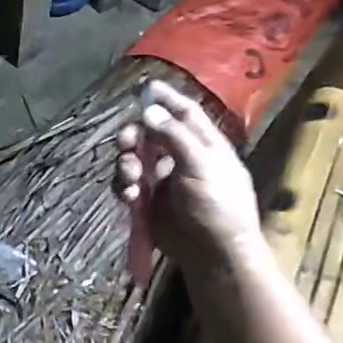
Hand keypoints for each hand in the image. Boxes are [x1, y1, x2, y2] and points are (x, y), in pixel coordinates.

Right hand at [115, 80, 262, 270]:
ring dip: (126, 164)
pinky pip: (127, 185)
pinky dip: (124, 188)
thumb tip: (148, 109)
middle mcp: (180, 157)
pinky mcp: (148, 201)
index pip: (184, 112)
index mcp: (203, 144)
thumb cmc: (217, 206)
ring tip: (132, 178)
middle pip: (149, 133)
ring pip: (133, 159)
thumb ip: (173, 136)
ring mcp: (162, 180)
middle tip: (127, 142)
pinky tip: (130, 198)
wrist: (213, 254)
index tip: (146, 87)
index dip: (166, 98)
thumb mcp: (200, 165)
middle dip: (134, 135)